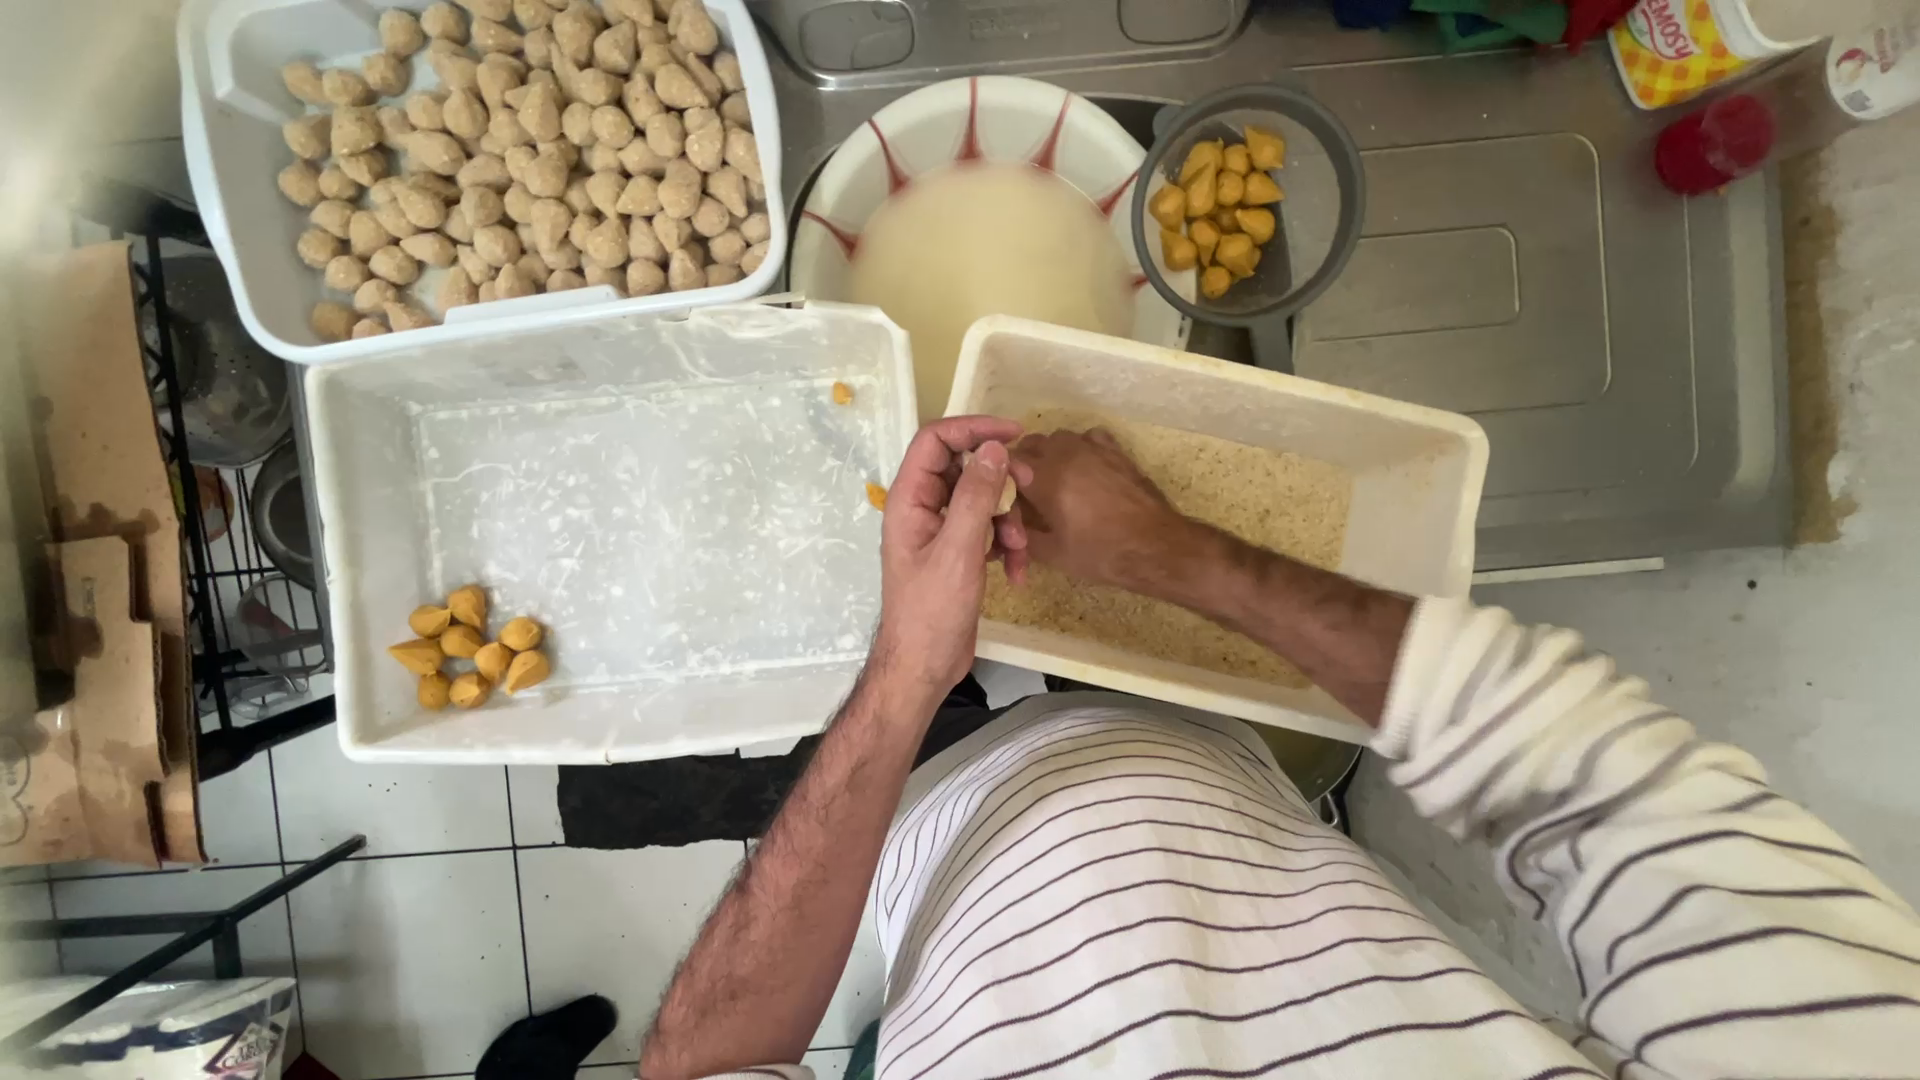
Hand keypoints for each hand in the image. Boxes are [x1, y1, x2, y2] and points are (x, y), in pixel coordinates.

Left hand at [872, 416, 1035, 694]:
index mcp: (909, 499)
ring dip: (1009, 519)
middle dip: (1000, 478)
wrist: (925, 666)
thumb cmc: (932, 611)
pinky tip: (1017, 573)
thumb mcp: (959, 551)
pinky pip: (987, 531)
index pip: (936, 441)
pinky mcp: (958, 553)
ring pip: (982, 500)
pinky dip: (1006, 545)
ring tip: (1020, 548)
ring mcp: (940, 531)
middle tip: (1030, 485)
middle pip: (965, 467)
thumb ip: (976, 496)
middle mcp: (922, 508)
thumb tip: (994, 449)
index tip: (1014, 434)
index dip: (973, 428)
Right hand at [1012, 428, 1200, 592]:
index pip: (1008, 462)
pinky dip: (1080, 447)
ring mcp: (1092, 448)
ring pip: (1059, 438)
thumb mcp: (1052, 554)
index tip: (1003, 494)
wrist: (1154, 547)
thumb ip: (1024, 535)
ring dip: (1050, 453)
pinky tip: (1085, 468)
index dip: (1001, 477)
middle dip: (1023, 464)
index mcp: (1043, 477)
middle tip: (1026, 491)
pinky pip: (1089, 437)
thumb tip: (1010, 527)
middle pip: (1031, 444)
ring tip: (1054, 479)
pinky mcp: (1115, 451)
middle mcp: (1065, 454)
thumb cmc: (1100, 553)